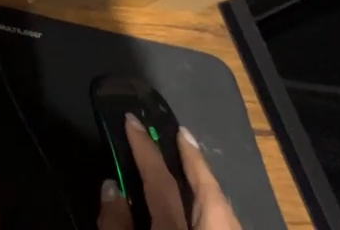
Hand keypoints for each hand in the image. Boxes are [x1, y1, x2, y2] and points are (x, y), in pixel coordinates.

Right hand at [97, 116, 239, 229]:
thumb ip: (116, 224)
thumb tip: (112, 187)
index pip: (160, 182)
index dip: (146, 150)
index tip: (133, 121)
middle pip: (208, 194)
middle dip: (195, 161)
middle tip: (181, 132)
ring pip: (225, 211)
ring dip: (208, 183)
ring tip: (194, 163)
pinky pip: (227, 223)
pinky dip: (215, 206)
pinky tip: (206, 204)